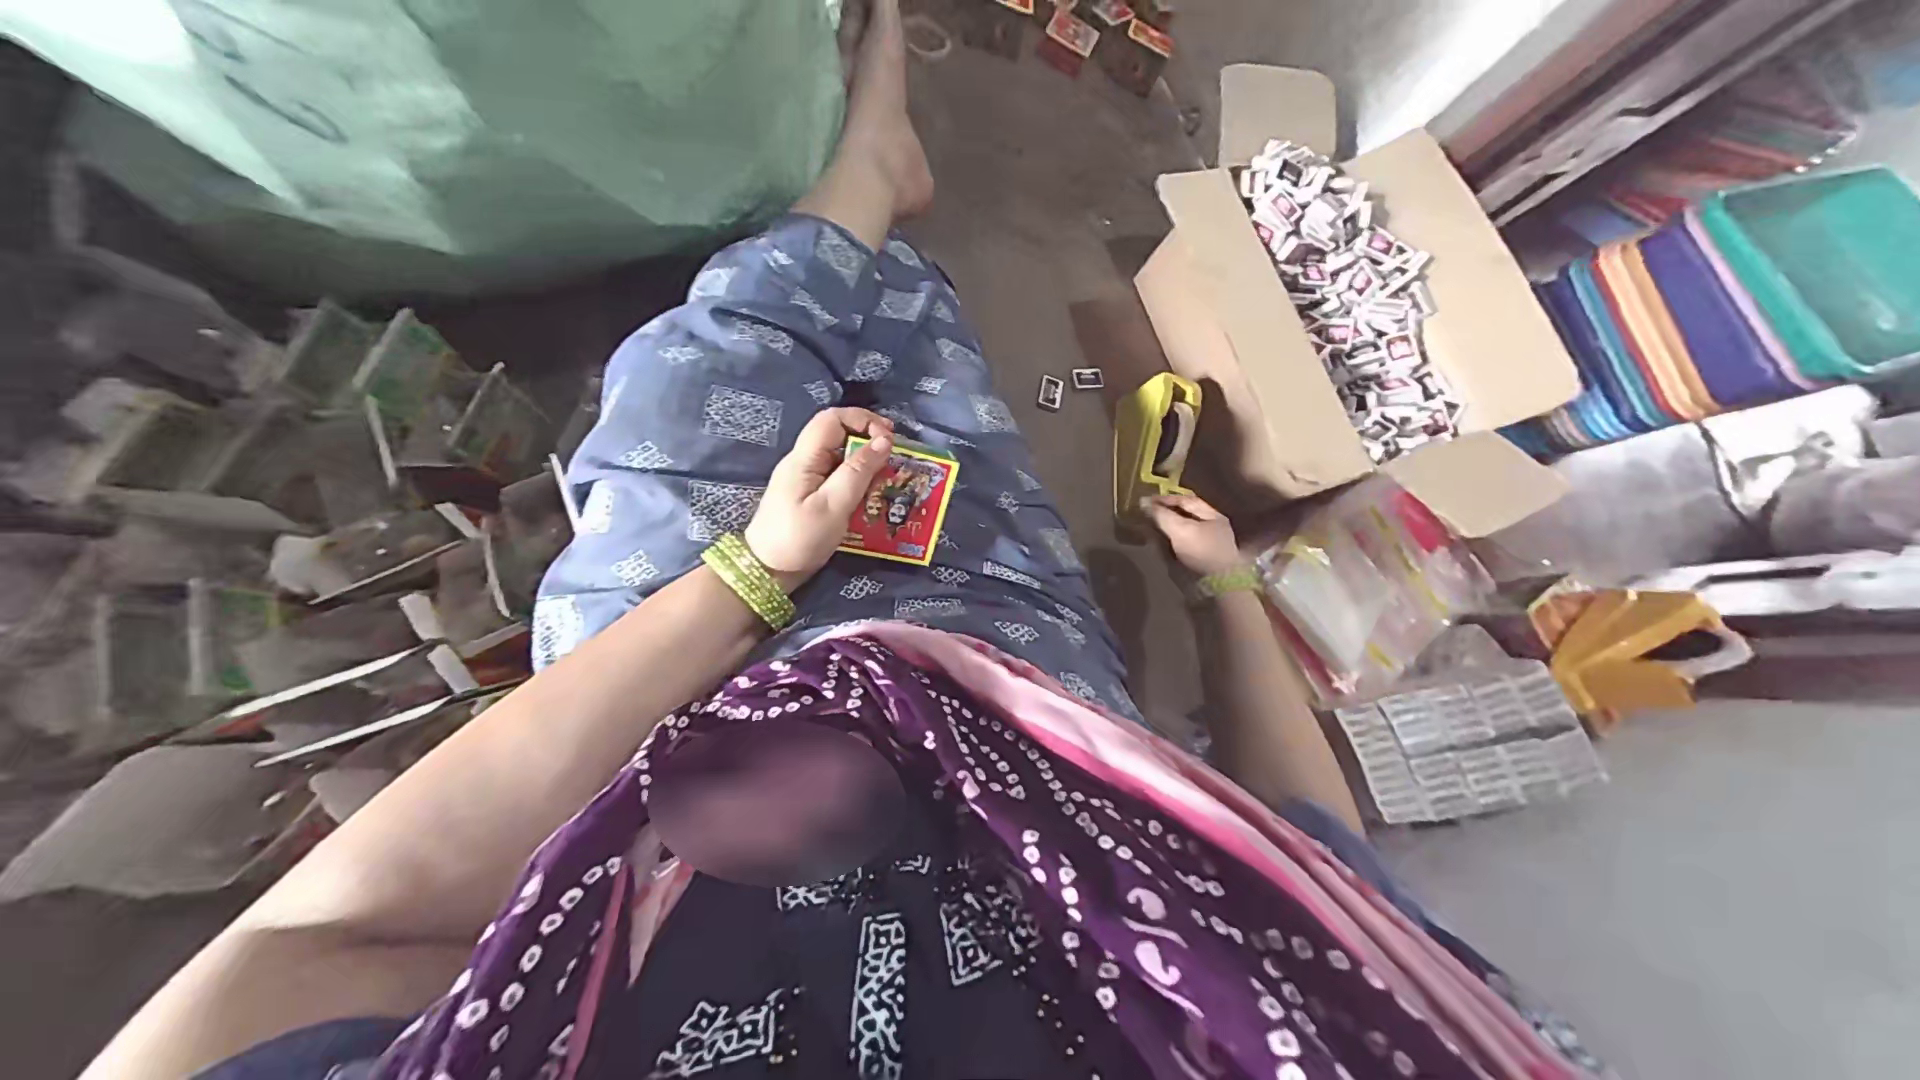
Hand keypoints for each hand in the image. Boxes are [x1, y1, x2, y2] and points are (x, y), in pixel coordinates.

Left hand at [744, 408, 894, 585]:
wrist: (767, 572)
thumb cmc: (800, 539)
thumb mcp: (834, 505)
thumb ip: (858, 471)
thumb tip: (884, 441)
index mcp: (804, 458)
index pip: (832, 418)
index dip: (863, 420)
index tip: (889, 438)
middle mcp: (803, 462)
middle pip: (837, 434)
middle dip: (868, 439)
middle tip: (895, 456)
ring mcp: (805, 479)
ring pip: (839, 456)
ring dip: (865, 461)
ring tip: (888, 476)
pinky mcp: (809, 495)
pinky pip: (836, 476)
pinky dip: (857, 479)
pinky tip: (872, 494)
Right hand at [1141, 494, 1243, 577]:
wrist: (1217, 583)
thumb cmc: (1201, 551)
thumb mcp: (1180, 529)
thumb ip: (1162, 515)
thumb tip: (1144, 503)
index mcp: (1212, 515)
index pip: (1186, 501)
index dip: (1166, 499)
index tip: (1146, 501)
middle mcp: (1212, 527)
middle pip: (1185, 514)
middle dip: (1166, 513)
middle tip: (1146, 513)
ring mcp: (1207, 543)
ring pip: (1183, 529)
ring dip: (1167, 527)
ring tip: (1149, 526)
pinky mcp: (1201, 558)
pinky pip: (1182, 543)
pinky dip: (1170, 540)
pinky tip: (1159, 541)